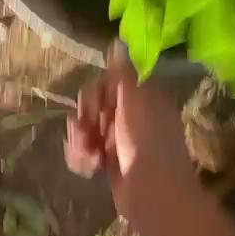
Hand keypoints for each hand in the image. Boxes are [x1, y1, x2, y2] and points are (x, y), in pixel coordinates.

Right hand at [66, 46, 192, 213]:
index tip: (96, 105)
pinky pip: (84, 151)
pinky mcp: (108, 162)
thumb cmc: (146, 142)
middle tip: (89, 131)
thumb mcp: (136, 99)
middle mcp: (131, 116)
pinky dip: (83, 158)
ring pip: (85, 128)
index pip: (107, 82)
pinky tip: (90, 168)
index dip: (96, 93)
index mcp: (142, 98)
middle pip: (92, 105)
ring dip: (81, 140)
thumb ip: (124, 71)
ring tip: (89, 157)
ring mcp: (119, 140)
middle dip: (84, 119)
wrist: (153, 194)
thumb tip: (118, 40)